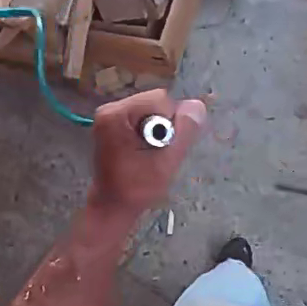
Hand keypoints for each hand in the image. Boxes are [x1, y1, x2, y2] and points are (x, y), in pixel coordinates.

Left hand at [87, 90, 206, 218]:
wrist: (112, 205)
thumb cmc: (136, 190)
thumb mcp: (166, 163)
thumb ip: (184, 132)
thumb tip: (196, 105)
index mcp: (115, 115)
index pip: (160, 100)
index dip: (170, 123)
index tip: (161, 148)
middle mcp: (110, 109)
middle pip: (155, 101)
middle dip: (164, 125)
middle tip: (156, 153)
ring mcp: (111, 115)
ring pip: (153, 109)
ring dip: (159, 130)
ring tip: (150, 154)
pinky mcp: (115, 123)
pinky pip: (145, 117)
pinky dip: (151, 132)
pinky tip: (145, 151)